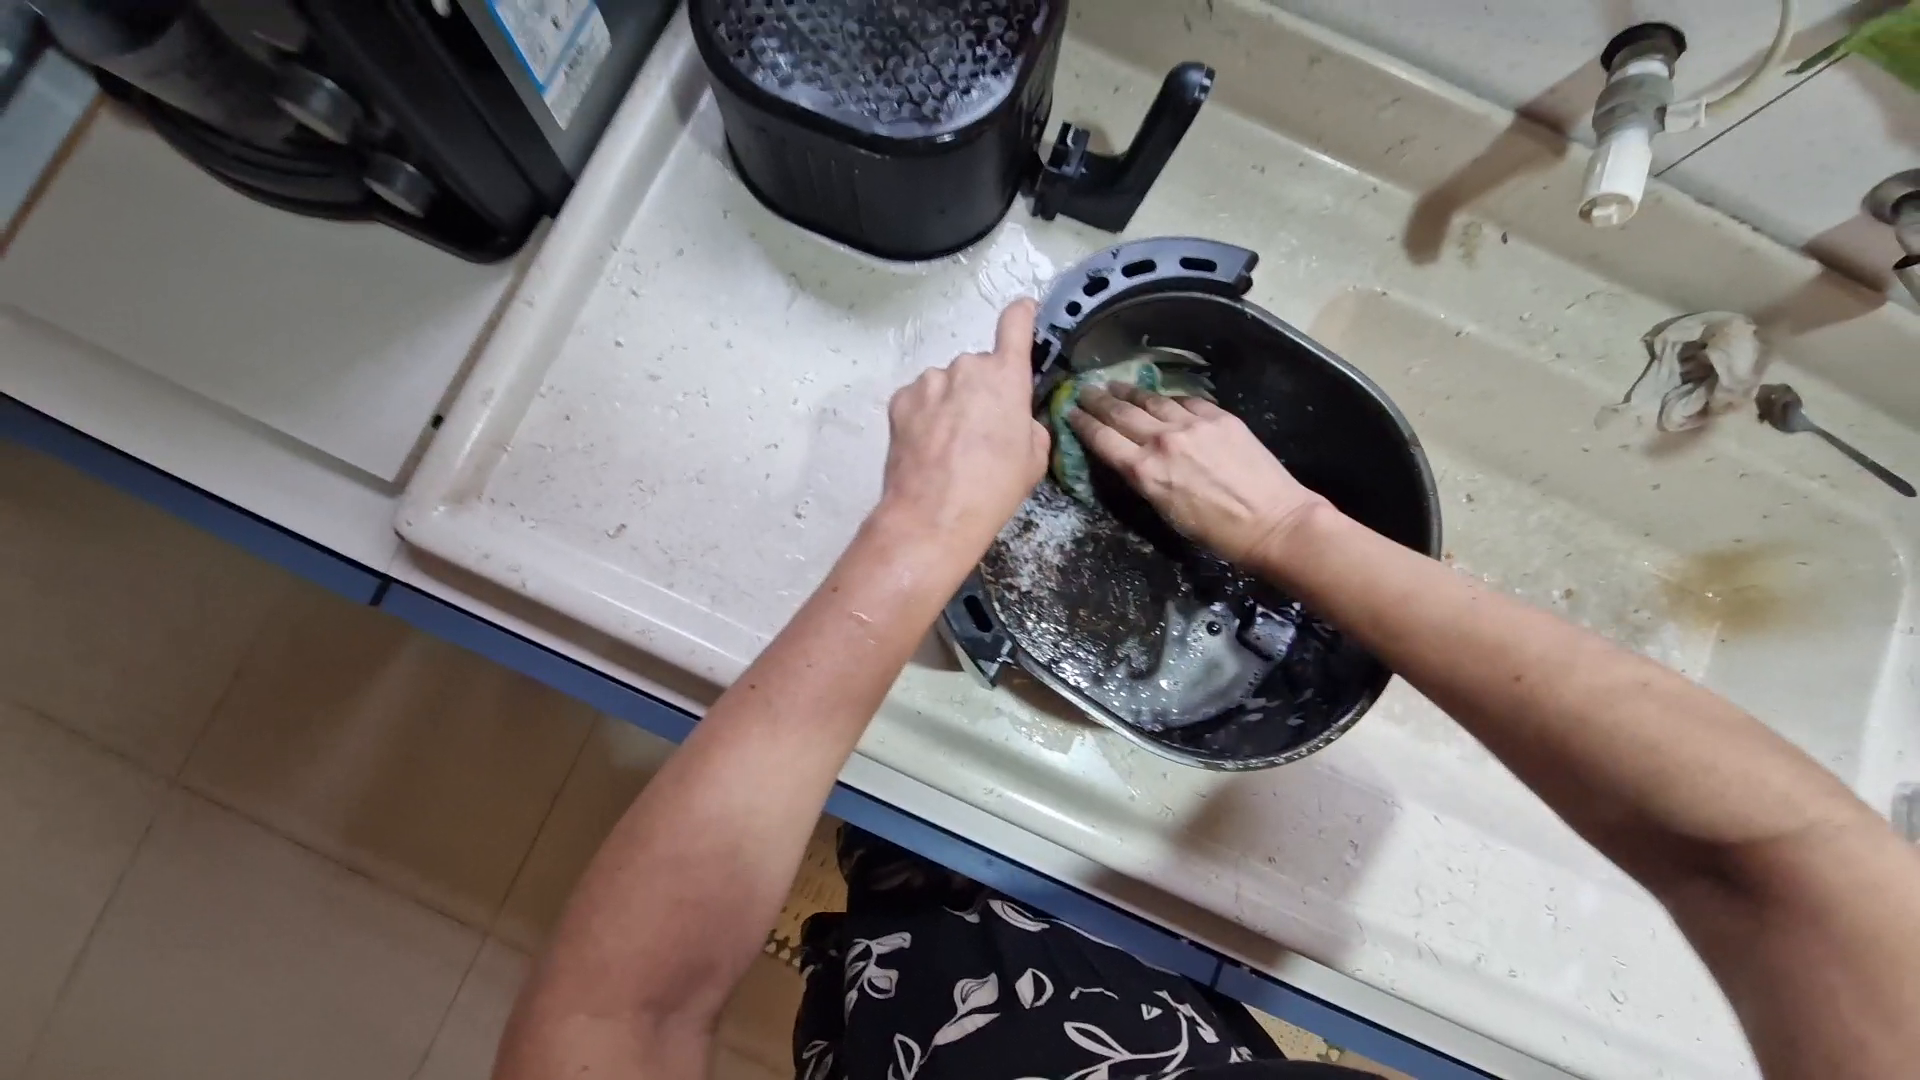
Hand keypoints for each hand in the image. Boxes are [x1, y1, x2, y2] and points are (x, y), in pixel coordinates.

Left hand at [875, 299, 1049, 557]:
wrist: (933, 515)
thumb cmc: (994, 488)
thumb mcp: (1035, 458)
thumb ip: (1028, 423)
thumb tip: (1014, 418)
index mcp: (1005, 376)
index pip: (1015, 324)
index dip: (1022, 314)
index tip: (1023, 311)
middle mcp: (966, 367)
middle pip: (979, 368)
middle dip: (982, 391)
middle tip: (981, 432)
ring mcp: (928, 381)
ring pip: (947, 384)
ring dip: (951, 403)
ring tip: (950, 446)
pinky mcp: (900, 399)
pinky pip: (920, 399)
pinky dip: (925, 415)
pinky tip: (928, 447)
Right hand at [1068, 382, 1327, 565]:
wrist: (1273, 521)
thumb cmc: (1216, 531)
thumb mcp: (1165, 511)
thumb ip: (1143, 479)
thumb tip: (1130, 458)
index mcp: (1144, 470)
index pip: (1102, 438)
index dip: (1082, 423)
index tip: (1071, 411)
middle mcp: (1162, 440)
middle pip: (1120, 412)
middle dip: (1098, 401)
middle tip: (1086, 391)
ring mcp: (1192, 423)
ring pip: (1151, 400)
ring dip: (1129, 392)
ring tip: (1116, 386)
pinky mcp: (1219, 416)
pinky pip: (1184, 401)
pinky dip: (1167, 399)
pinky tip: (1162, 398)